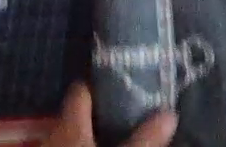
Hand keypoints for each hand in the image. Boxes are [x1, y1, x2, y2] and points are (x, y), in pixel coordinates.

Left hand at [45, 82, 176, 146]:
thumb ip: (145, 139)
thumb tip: (171, 114)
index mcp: (69, 125)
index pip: (81, 90)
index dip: (102, 86)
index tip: (125, 85)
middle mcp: (54, 135)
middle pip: (78, 115)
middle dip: (102, 116)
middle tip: (131, 116)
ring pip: (72, 139)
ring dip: (93, 139)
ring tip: (121, 139)